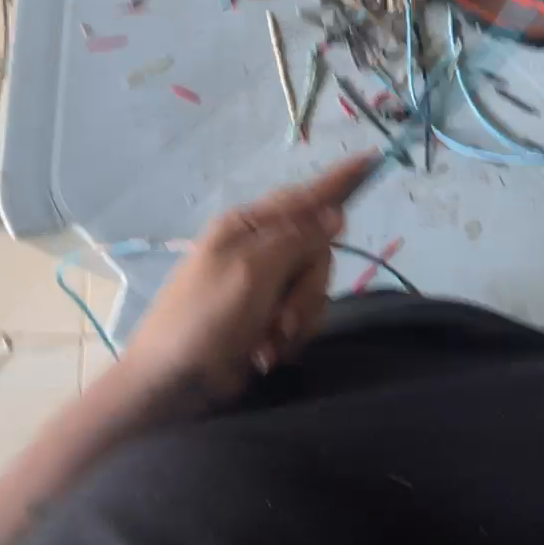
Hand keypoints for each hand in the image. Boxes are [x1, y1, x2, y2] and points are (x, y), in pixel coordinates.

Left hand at [117, 155, 373, 404]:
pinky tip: (263, 353)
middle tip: (282, 317)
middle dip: (307, 290)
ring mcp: (265, 284)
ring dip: (297, 320)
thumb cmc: (202, 320)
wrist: (170, 386)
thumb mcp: (251, 272)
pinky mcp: (269, 316)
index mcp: (248, 225)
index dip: (340, 179)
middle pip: (319, 251)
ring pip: (316, 287)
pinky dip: (289, 338)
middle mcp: (260, 248)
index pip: (305, 195)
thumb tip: (335, 213)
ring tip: (265, 343)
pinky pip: (305, 316)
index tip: (374, 158)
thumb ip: (297, 239)